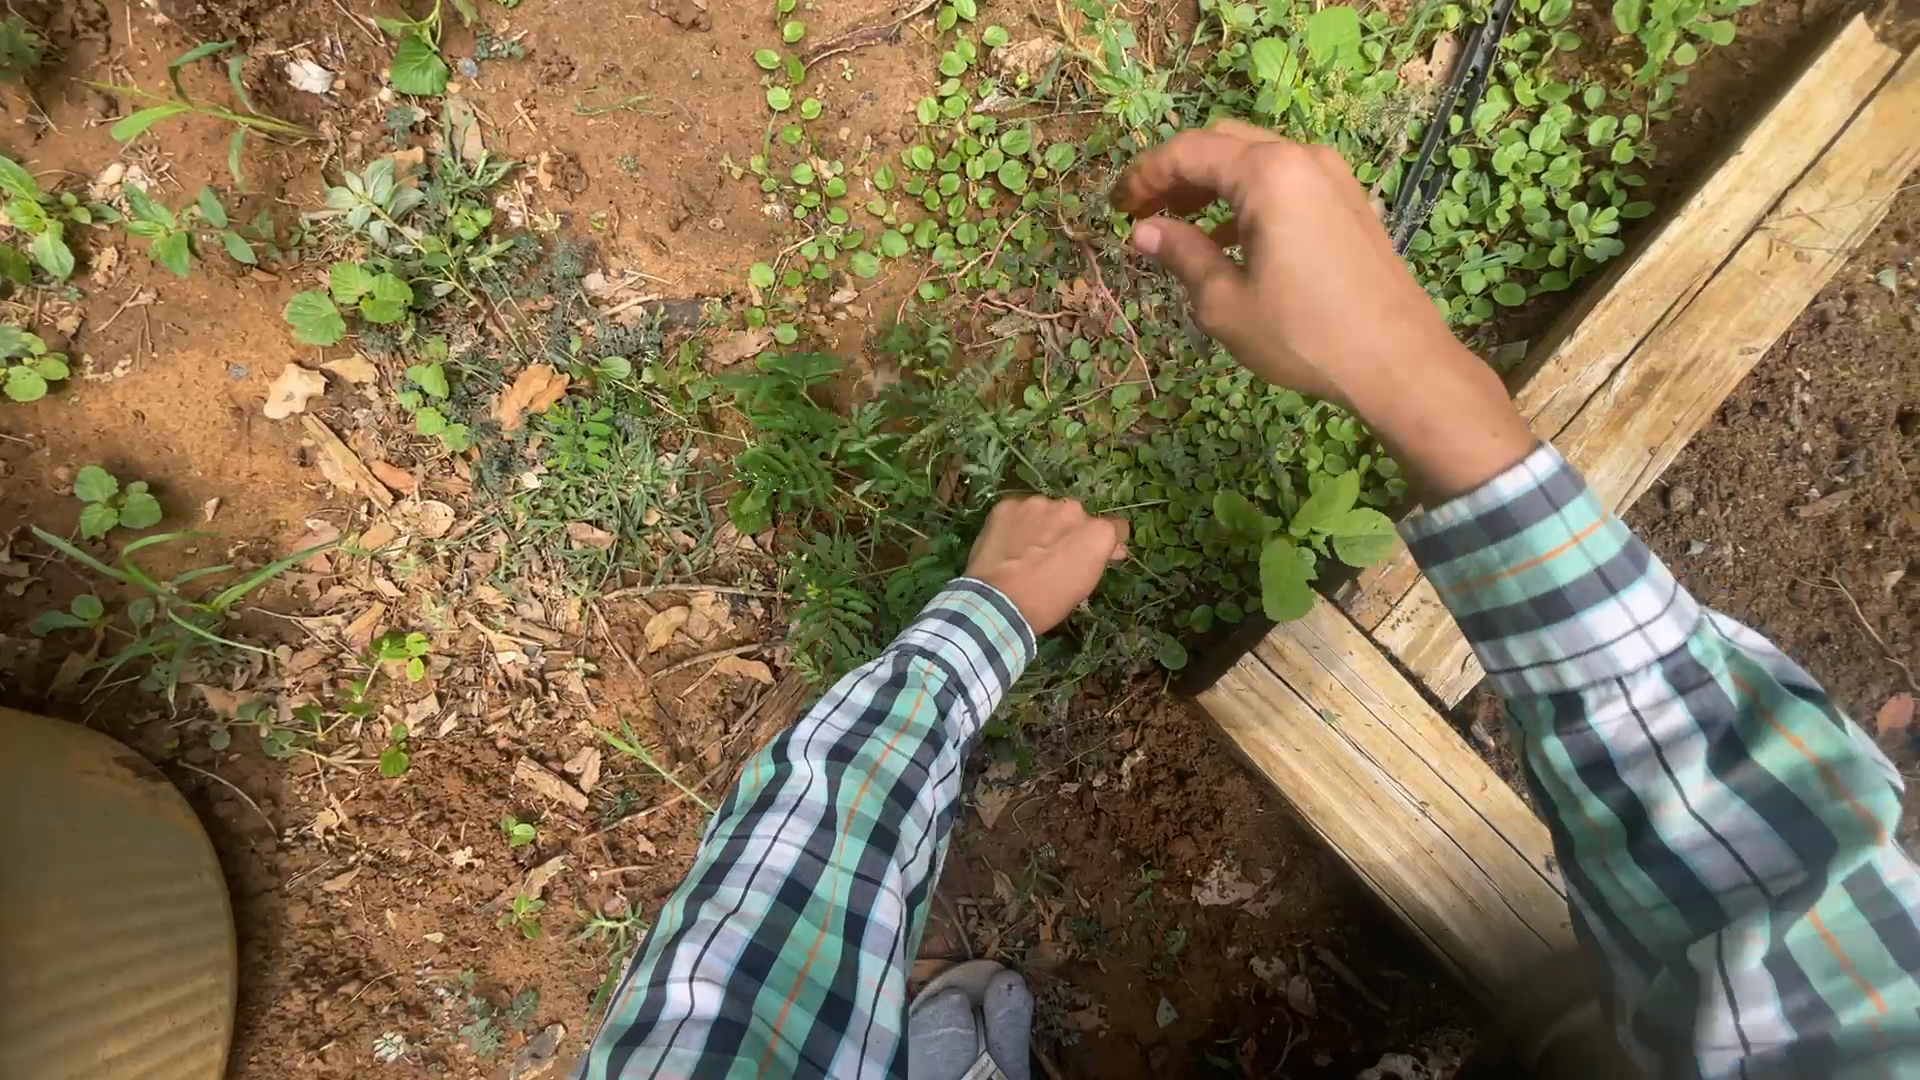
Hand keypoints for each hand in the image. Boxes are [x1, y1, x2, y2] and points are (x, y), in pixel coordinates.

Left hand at [964, 496, 1127, 634]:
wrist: (998, 602)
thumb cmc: (1047, 603)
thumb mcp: (1084, 586)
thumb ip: (1098, 558)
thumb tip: (1110, 548)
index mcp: (1097, 532)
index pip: (1115, 527)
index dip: (1107, 542)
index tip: (1096, 554)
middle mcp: (1072, 510)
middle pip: (1076, 517)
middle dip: (1069, 532)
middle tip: (1052, 556)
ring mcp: (1038, 504)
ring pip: (1046, 512)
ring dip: (1042, 525)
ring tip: (1025, 551)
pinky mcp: (1008, 505)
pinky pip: (1018, 512)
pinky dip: (1016, 524)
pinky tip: (1007, 544)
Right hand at [1112, 121, 1535, 502]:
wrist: (1395, 361)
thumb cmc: (1300, 334)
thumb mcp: (1224, 302)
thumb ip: (1181, 256)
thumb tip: (1143, 231)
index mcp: (1268, 175)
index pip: (1190, 151)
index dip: (1146, 175)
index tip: (1117, 206)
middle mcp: (1303, 158)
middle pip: (1224, 144)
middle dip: (1177, 174)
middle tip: (1144, 213)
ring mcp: (1332, 178)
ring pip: (1256, 162)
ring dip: (1211, 187)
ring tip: (1178, 228)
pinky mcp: (1347, 203)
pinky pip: (1284, 184)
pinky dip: (1245, 200)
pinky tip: (1228, 240)